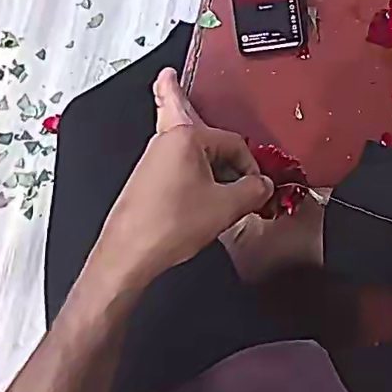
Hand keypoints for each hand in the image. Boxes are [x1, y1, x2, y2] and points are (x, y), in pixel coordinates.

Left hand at [86, 124, 273, 290]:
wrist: (127, 254)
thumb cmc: (169, 225)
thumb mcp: (226, 206)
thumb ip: (254, 190)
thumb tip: (264, 185)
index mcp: (186, 137)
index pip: (235, 143)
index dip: (252, 168)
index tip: (258, 188)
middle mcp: (167, 141)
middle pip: (217, 151)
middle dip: (234, 177)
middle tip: (245, 200)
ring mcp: (155, 159)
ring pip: (201, 165)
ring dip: (218, 185)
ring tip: (223, 211)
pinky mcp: (148, 178)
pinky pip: (184, 176)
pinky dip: (199, 191)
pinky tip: (201, 214)